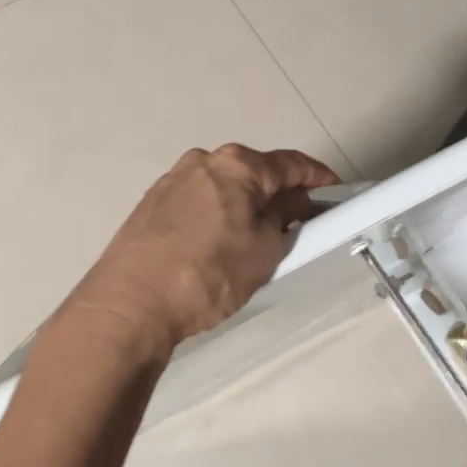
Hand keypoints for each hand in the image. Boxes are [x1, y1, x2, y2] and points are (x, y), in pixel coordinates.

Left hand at [61, 145, 340, 359]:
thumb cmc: (209, 274)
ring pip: (225, 188)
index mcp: (236, 164)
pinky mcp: (151, 205)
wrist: (129, 305)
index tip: (336, 192)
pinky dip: (218, 216)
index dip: (318, 177)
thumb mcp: (265, 250)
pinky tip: (219, 246)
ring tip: (258, 241)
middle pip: (254, 172)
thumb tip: (296, 201)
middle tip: (300, 223)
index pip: (290, 163)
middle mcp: (203, 161)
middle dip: (280, 194)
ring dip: (246, 206)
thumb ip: (288, 217)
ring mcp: (172, 181)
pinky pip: (199, 203)